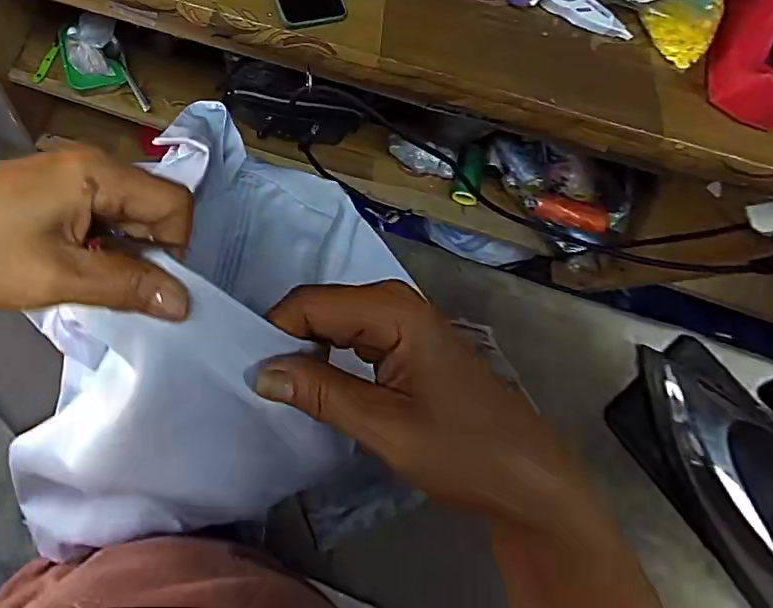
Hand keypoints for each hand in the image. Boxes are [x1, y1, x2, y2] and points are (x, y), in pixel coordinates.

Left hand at [0, 143, 193, 317]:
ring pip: (129, 211)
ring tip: (85, 276)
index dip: (173, 248)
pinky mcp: (59, 185)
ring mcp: (75, 171)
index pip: (174, 203)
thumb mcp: (58, 277)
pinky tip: (71, 262)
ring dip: (121, 248)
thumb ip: (126, 286)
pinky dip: (101, 241)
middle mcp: (95, 162)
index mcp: (101, 172)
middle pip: (152, 205)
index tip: (146, 285)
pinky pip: (104, 211)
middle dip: (144, 250)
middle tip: (109, 286)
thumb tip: (183, 304)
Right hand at [253, 281, 602, 535]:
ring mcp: (402, 319)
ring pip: (334, 321)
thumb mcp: (386, 426)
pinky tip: (316, 383)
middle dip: (287, 339)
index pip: (312, 303)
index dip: (275, 331)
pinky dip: (328, 355)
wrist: (524, 472)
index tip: (248, 372)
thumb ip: (322, 393)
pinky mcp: (404, 340)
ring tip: (280, 387)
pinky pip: (352, 335)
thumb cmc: (462, 448)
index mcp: (393, 309)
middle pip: (321, 307)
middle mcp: (395, 301)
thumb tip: (261, 370)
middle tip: (259, 383)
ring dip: (306, 349)